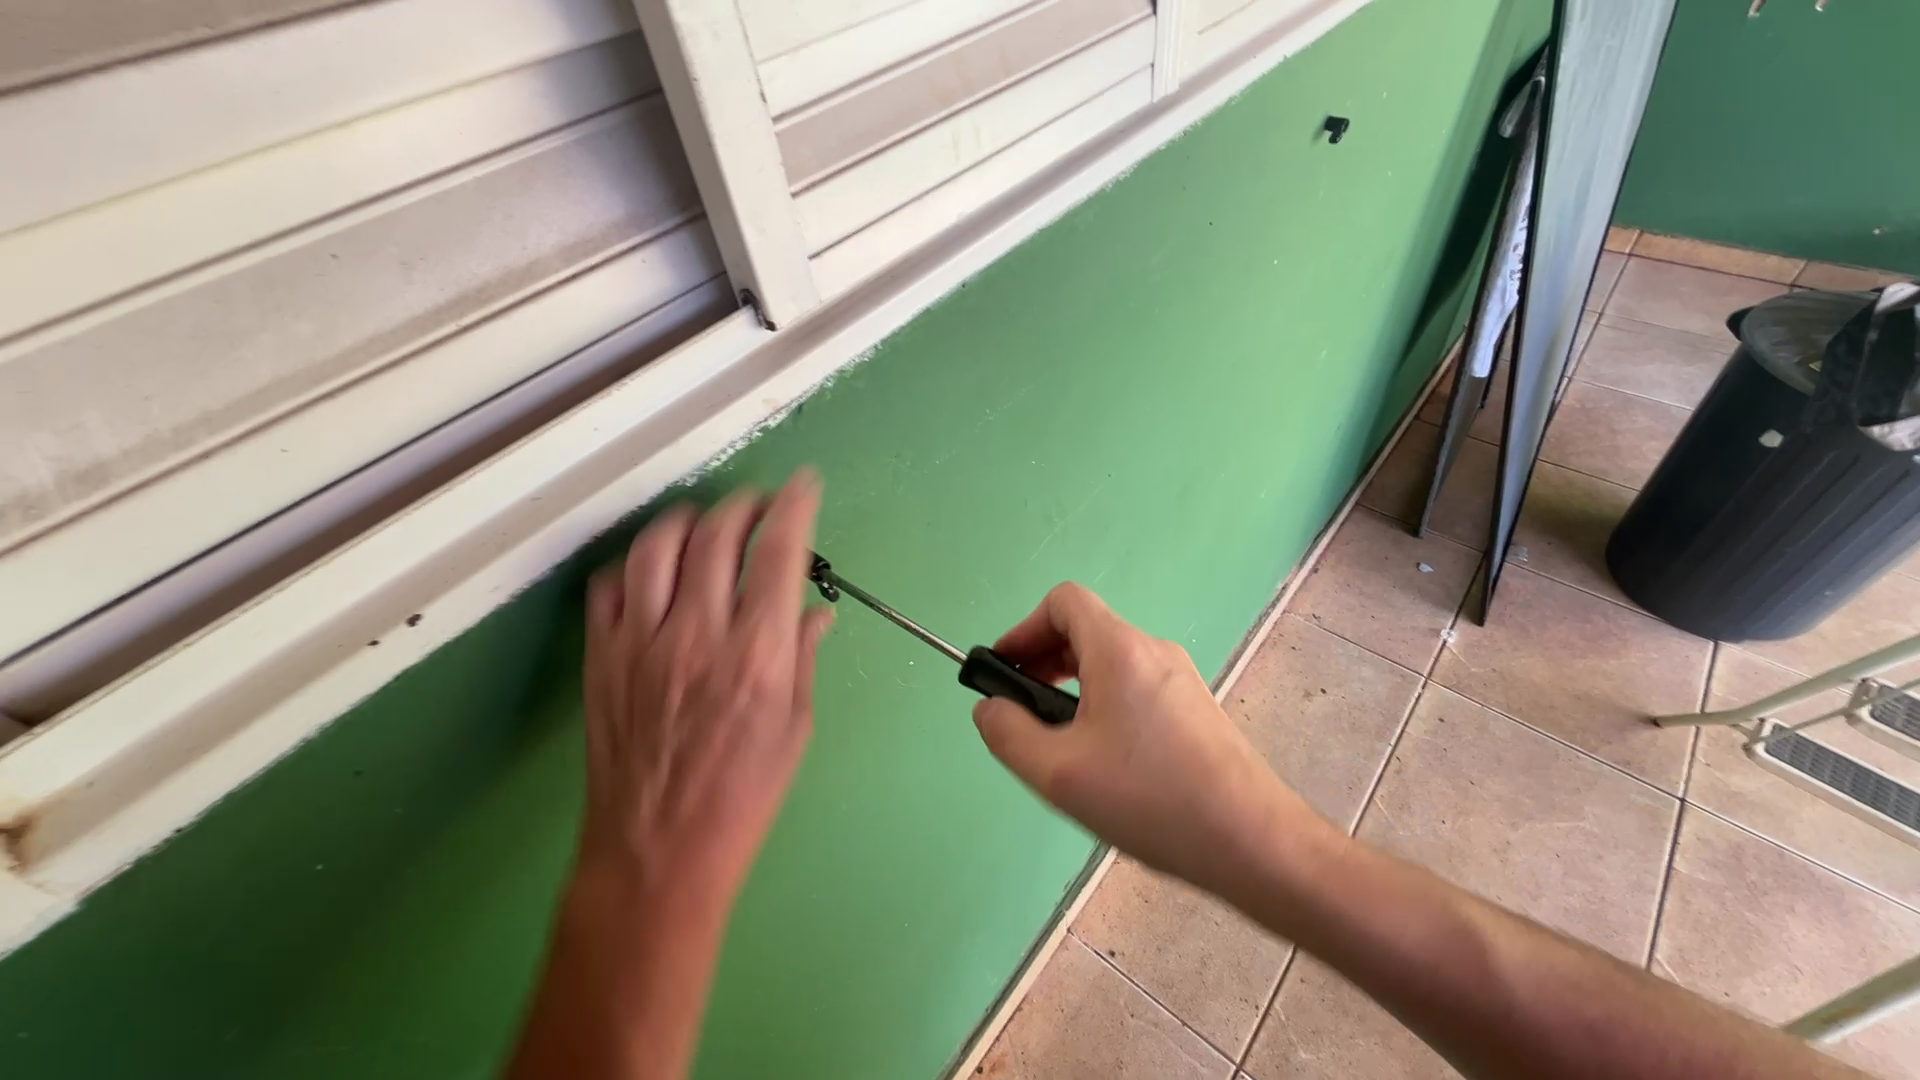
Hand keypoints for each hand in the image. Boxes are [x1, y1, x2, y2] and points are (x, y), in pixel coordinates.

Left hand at [576, 471, 832, 910]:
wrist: (658, 850)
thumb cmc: (745, 795)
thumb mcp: (795, 727)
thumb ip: (801, 656)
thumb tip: (814, 611)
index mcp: (756, 653)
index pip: (778, 552)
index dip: (795, 507)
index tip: (804, 486)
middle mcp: (697, 633)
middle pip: (718, 534)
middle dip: (746, 504)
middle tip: (761, 504)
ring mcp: (640, 642)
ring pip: (658, 545)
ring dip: (689, 519)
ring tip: (706, 521)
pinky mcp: (601, 656)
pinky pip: (609, 586)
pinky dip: (634, 563)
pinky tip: (653, 569)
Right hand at [972, 584, 1324, 898]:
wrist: (1254, 843)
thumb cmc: (1151, 799)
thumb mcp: (1058, 774)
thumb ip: (1008, 734)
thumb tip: (990, 708)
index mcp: (1120, 650)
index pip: (1063, 601)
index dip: (1023, 628)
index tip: (1005, 672)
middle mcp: (1154, 651)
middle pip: (1085, 631)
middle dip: (1042, 661)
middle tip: (1020, 710)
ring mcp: (1181, 680)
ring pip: (1110, 663)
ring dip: (1071, 687)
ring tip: (1058, 743)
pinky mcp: (1197, 710)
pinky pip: (1135, 688)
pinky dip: (1103, 704)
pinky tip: (1104, 761)